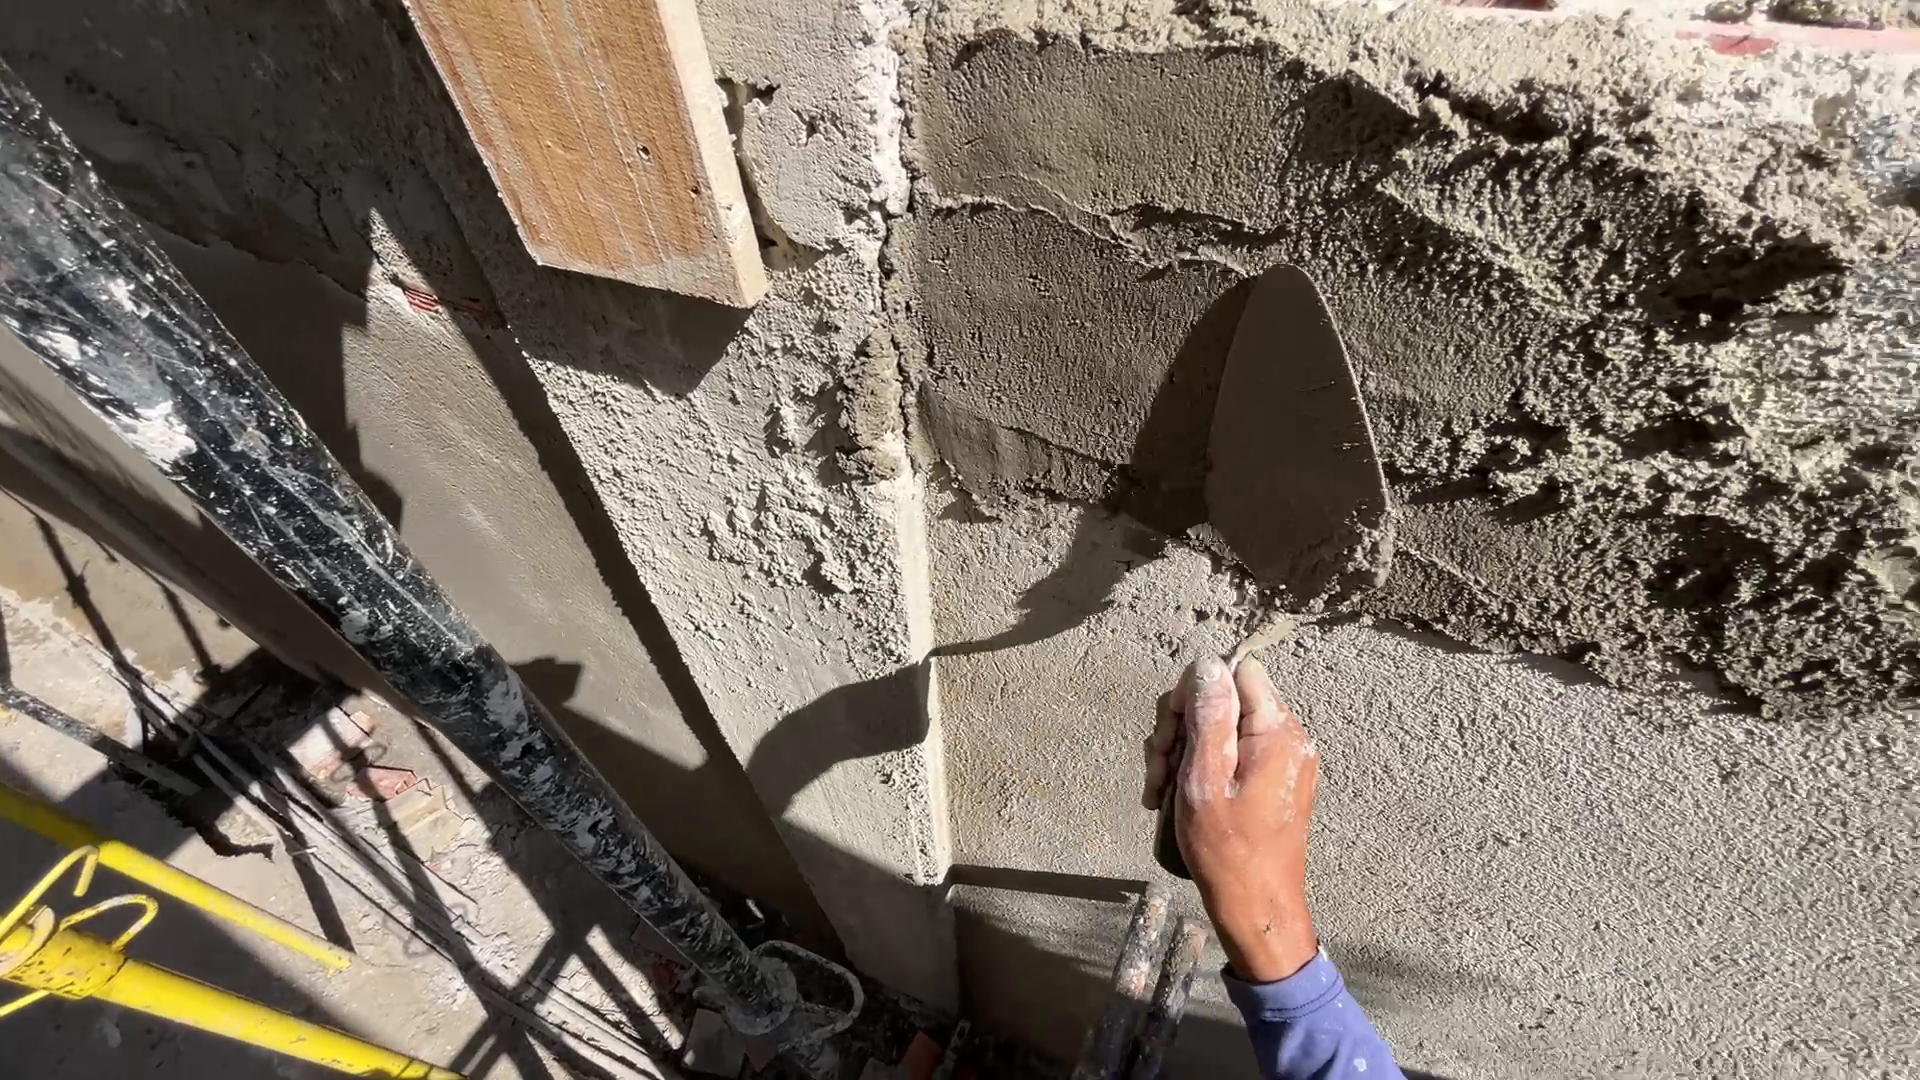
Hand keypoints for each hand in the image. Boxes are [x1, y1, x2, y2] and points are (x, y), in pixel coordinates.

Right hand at [1143, 656, 1319, 982]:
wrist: (1256, 909)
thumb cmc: (1226, 849)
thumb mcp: (1204, 778)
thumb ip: (1208, 717)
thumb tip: (1207, 663)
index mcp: (1277, 731)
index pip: (1238, 670)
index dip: (1198, 688)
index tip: (1174, 727)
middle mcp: (1287, 737)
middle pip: (1223, 697)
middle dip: (1181, 725)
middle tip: (1158, 767)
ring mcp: (1280, 758)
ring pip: (1218, 724)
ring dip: (1181, 748)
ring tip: (1159, 788)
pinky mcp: (1269, 776)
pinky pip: (1229, 749)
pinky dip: (1198, 764)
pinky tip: (1172, 792)